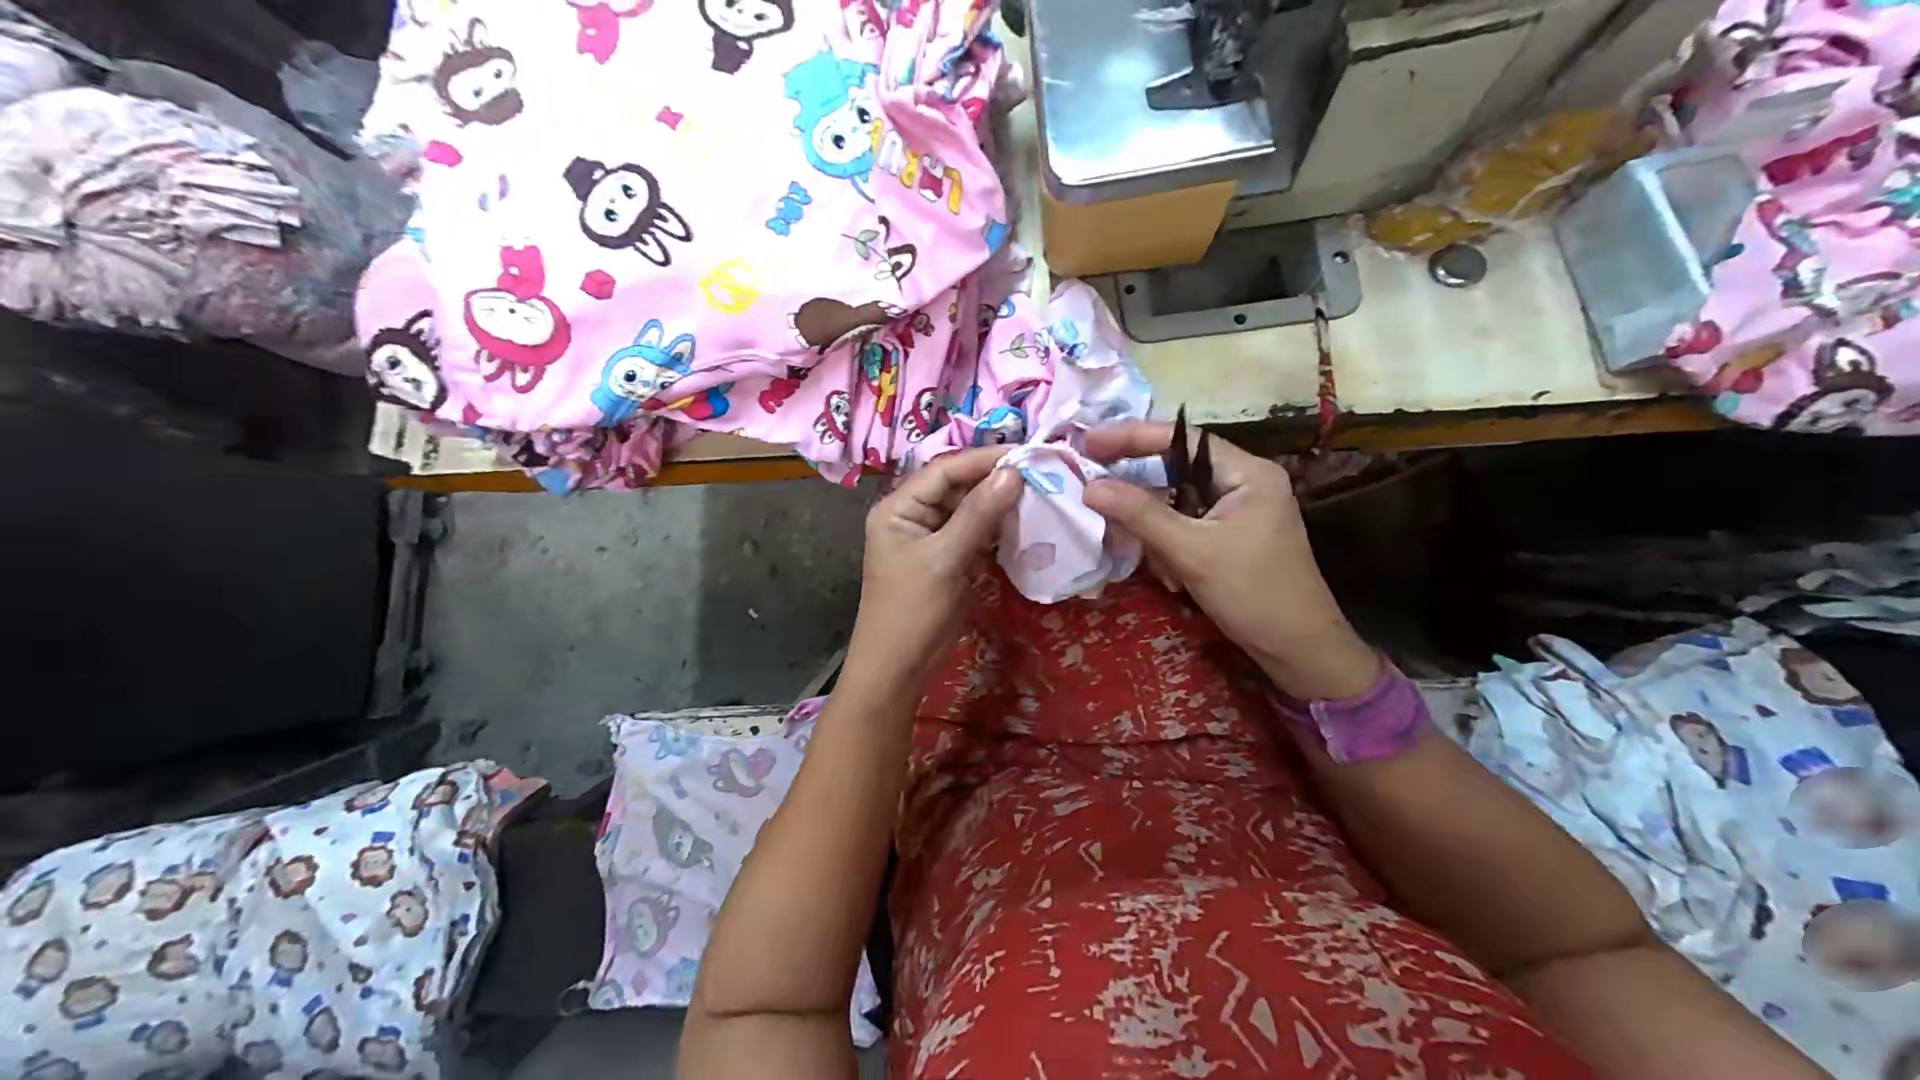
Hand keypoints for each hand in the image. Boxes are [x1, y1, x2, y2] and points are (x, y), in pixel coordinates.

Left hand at [847, 447, 1022, 688]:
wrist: (899, 667)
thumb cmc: (912, 610)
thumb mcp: (944, 559)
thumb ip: (978, 515)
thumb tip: (1013, 472)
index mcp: (898, 507)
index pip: (944, 470)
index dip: (983, 459)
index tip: (1025, 453)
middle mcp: (913, 516)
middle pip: (958, 486)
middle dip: (995, 480)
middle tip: (1040, 472)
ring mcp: (932, 538)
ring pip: (970, 509)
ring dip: (1000, 503)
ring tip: (1040, 492)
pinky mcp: (949, 559)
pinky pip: (976, 533)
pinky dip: (998, 528)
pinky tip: (1025, 522)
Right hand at [1082, 420, 1379, 699]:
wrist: (1299, 650)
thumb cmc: (1253, 594)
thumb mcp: (1191, 552)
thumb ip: (1140, 515)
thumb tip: (1090, 486)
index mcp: (1248, 473)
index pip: (1181, 439)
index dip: (1132, 436)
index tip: (1090, 443)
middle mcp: (1245, 483)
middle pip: (1177, 468)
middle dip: (1138, 486)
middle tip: (1091, 484)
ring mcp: (1239, 511)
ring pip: (1177, 500)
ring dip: (1154, 524)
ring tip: (1144, 552)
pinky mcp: (1231, 536)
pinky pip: (1187, 524)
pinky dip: (1168, 542)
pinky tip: (1169, 574)